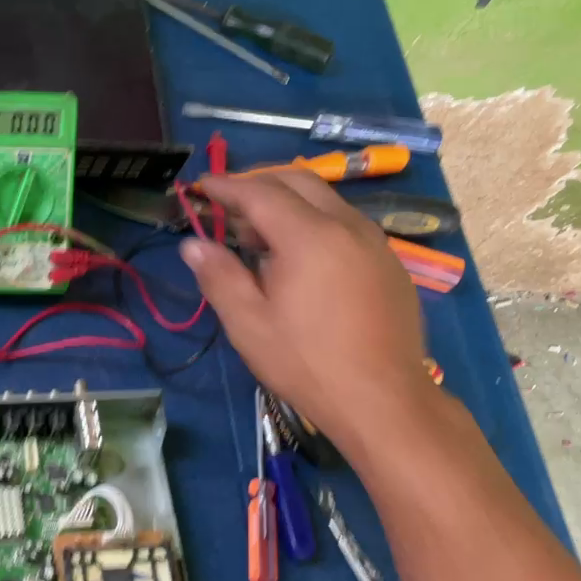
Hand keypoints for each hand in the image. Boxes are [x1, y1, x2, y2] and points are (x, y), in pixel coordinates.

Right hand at [181, 172, 437, 448]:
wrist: (382, 398)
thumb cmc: (306, 362)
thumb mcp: (248, 323)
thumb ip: (219, 276)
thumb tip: (193, 245)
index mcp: (309, 236)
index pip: (260, 192)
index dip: (225, 186)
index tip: (198, 186)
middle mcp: (346, 225)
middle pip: (298, 182)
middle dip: (258, 184)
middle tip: (226, 207)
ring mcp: (374, 242)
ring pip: (325, 200)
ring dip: (287, 203)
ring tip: (257, 237)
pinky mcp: (388, 262)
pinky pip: (344, 223)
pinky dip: (313, 222)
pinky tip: (299, 259)